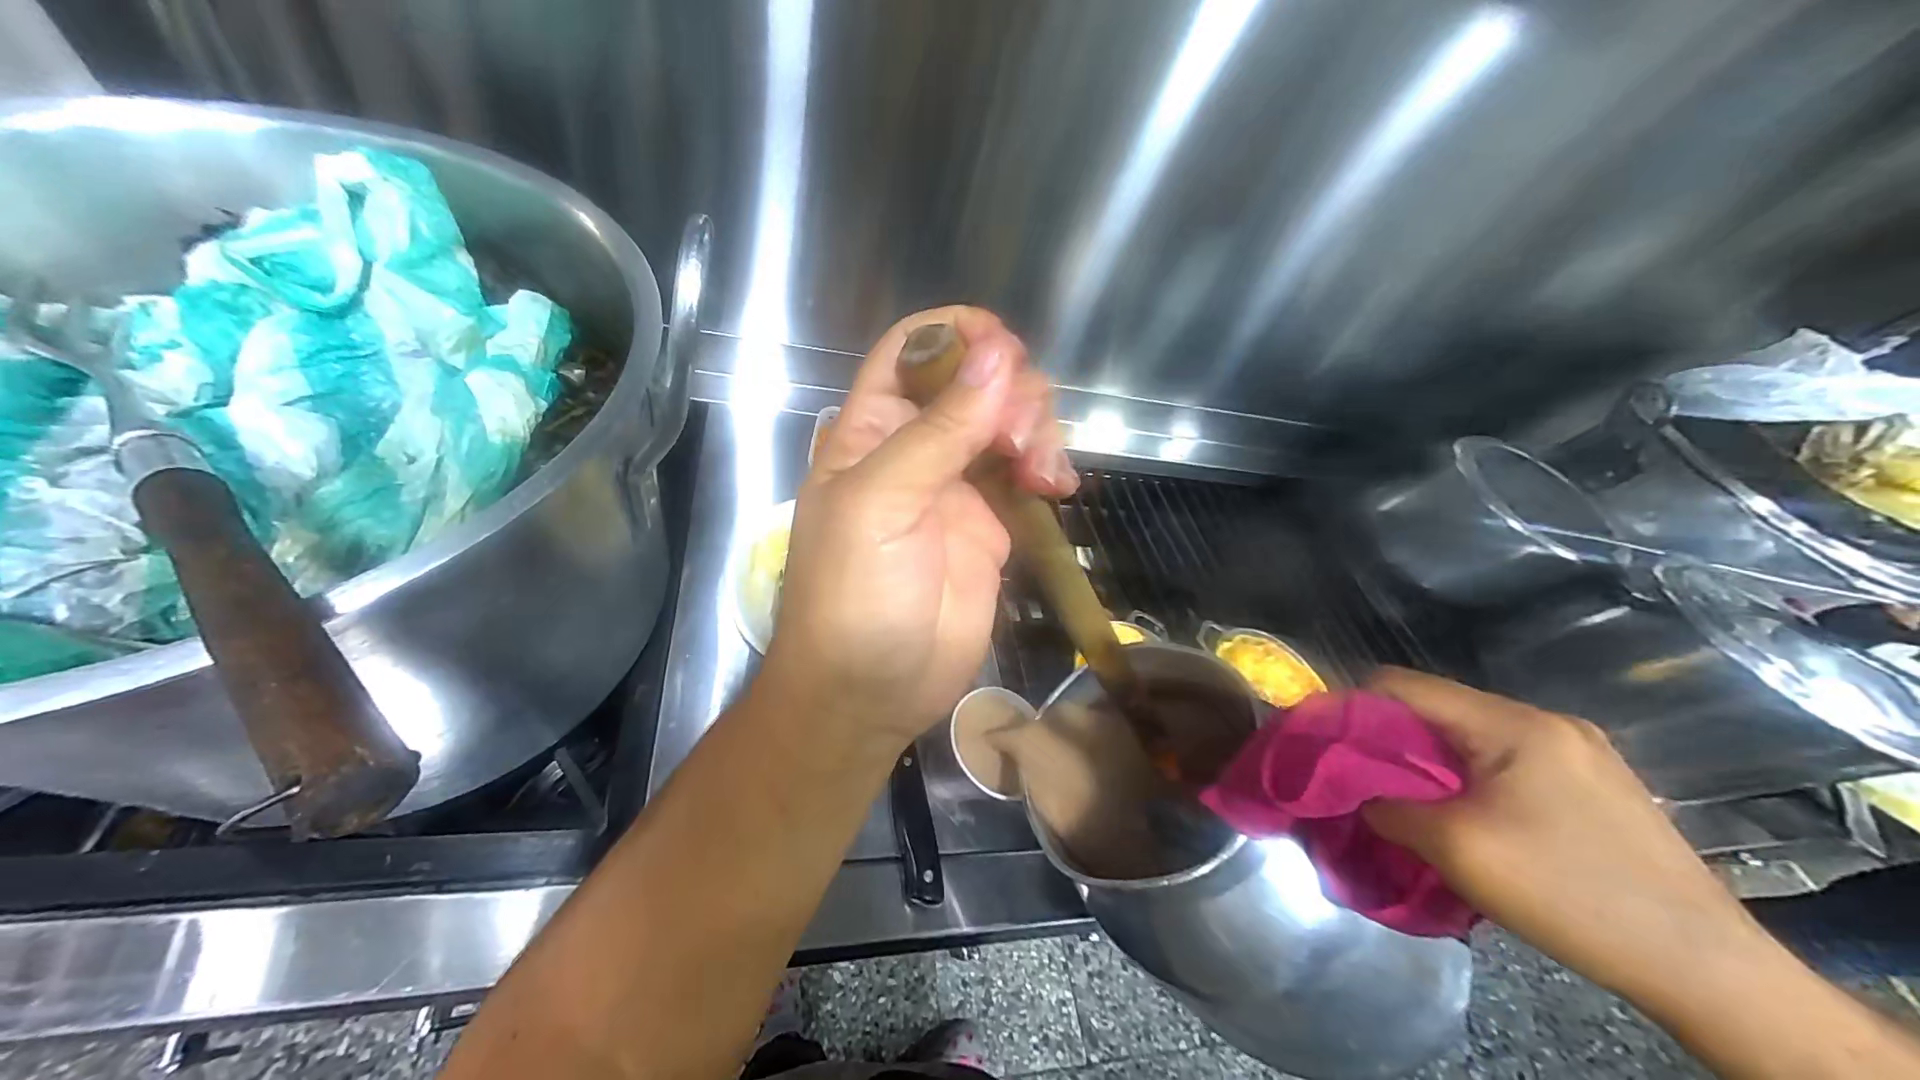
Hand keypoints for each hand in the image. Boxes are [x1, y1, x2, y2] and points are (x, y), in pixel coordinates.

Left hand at [760, 306, 1075, 749]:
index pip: (913, 349)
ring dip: (1037, 430)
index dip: (957, 334)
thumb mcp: (882, 503)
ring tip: (1043, 475)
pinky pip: (1028, 474)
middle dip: (1011, 392)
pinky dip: (1050, 467)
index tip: (1003, 352)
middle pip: (976, 380)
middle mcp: (916, 446)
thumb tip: (998, 354)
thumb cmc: (853, 595)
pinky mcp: (992, 524)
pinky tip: (1058, 488)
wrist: (871, 690)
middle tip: (1022, 439)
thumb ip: (940, 431)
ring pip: (1010, 423)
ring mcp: (958, 485)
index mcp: (871, 429)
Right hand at [1359, 667, 1764, 1003]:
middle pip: (1436, 708)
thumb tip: (1354, 795)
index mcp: (1514, 724)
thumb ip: (1387, 807)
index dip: (1350, 703)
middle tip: (1354, 776)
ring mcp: (1577, 751)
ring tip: (1401, 799)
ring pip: (1468, 736)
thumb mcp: (1457, 849)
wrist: (1707, 967)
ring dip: (1425, 761)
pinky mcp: (1592, 782)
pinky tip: (1461, 815)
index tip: (1320, 739)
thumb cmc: (1572, 894)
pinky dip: (1464, 778)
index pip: (1403, 684)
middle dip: (1386, 738)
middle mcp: (1546, 722)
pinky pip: (1503, 761)